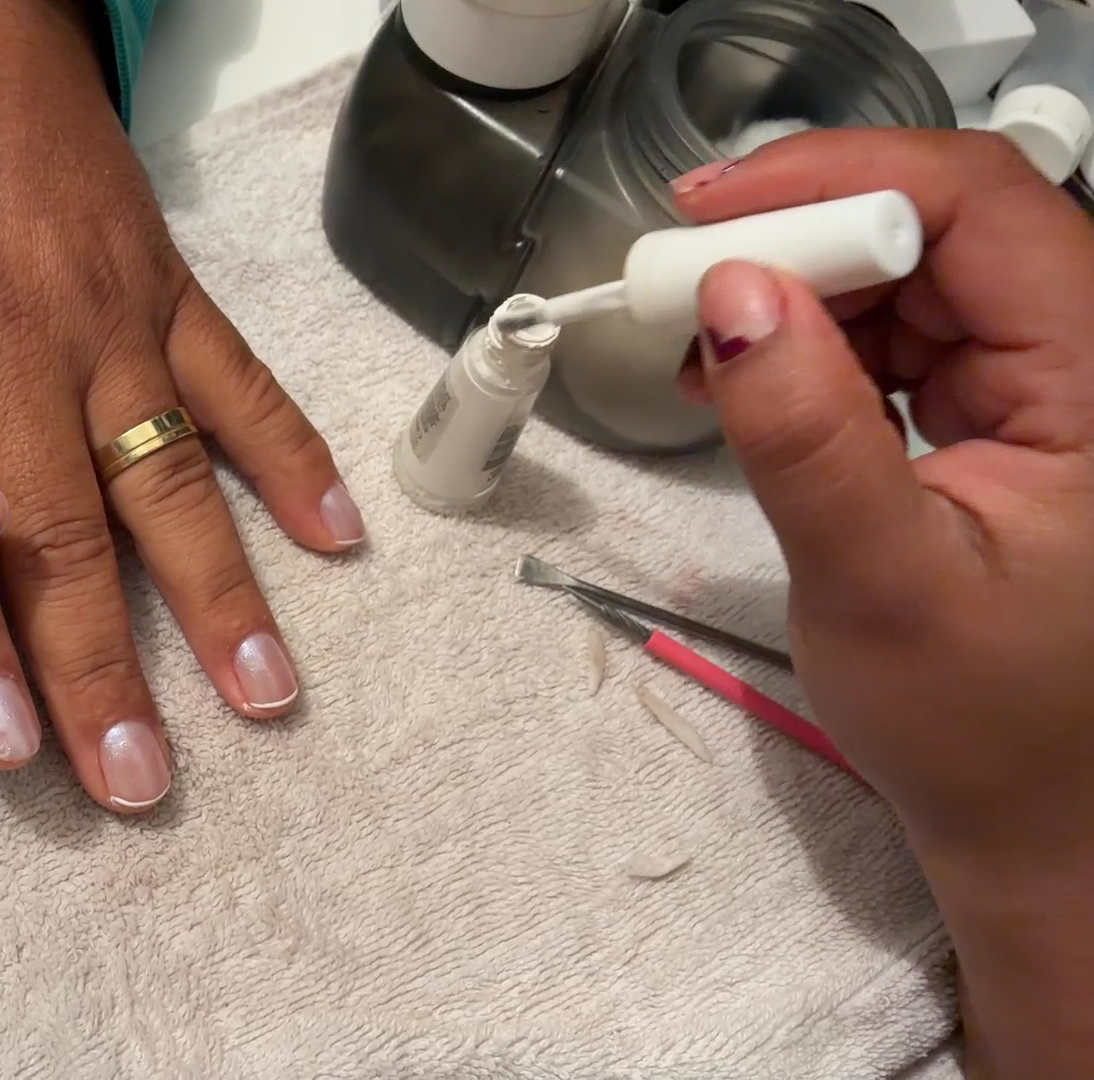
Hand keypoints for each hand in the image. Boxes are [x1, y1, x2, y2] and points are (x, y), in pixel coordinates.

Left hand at [0, 0, 361, 810]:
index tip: (8, 754)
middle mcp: (10, 350)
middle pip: (61, 537)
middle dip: (100, 671)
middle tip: (136, 781)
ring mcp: (105, 321)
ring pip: (165, 480)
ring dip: (218, 595)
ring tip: (262, 694)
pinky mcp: (166, 289)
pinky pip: (239, 382)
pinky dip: (292, 458)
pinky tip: (334, 534)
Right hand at [673, 130, 1093, 1073]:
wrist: (1042, 806)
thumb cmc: (979, 714)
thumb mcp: (874, 574)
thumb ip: (802, 433)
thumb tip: (728, 296)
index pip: (986, 206)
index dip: (839, 178)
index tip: (700, 207)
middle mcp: (1091, 358)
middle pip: (943, 230)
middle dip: (796, 238)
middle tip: (672, 281)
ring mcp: (1042, 387)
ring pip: (908, 284)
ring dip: (789, 297)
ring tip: (692, 343)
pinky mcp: (989, 419)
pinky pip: (891, 345)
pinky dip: (802, 346)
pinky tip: (739, 374)